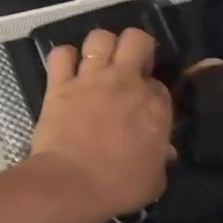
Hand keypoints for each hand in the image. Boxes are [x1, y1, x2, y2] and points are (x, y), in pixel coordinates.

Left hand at [32, 28, 173, 214]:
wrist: (72, 182)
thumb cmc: (119, 185)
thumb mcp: (156, 178)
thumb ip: (160, 157)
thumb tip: (164, 151)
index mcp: (155, 104)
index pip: (160, 82)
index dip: (153, 91)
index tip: (145, 104)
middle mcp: (124, 82)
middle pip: (136, 39)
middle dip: (136, 47)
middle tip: (130, 67)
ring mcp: (90, 79)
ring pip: (99, 37)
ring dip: (101, 46)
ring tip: (99, 63)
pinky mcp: (58, 84)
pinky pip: (60, 54)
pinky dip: (64, 57)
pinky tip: (67, 69)